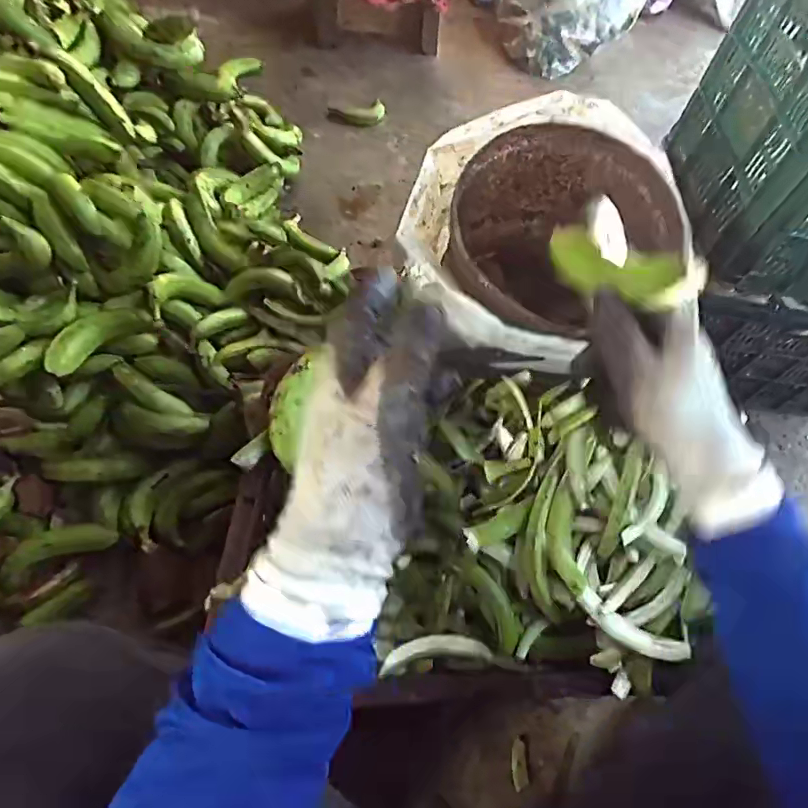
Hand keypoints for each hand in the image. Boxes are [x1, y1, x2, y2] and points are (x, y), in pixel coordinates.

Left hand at [242, 271, 444, 642]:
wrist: (350, 538)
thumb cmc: (357, 464)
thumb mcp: (383, 402)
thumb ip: (408, 352)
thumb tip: (432, 302)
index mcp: (339, 369)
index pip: (358, 317)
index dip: (379, 293)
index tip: (406, 269)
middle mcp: (355, 383)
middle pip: (386, 339)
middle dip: (415, 317)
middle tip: (453, 294)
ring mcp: (376, 410)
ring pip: (407, 367)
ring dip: (434, 350)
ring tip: (468, 329)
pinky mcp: (397, 435)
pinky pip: (419, 397)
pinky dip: (440, 384)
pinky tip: (462, 376)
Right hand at [587, 294, 783, 537]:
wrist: (710, 469)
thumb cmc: (675, 416)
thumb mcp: (638, 371)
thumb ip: (618, 330)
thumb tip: (598, 289)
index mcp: (681, 325)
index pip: (656, 280)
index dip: (627, 270)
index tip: (594, 271)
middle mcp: (683, 337)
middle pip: (643, 310)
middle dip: (611, 317)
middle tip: (584, 331)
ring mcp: (681, 362)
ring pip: (640, 339)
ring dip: (613, 348)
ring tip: (591, 366)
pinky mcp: (675, 386)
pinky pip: (643, 365)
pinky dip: (622, 371)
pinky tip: (609, 390)